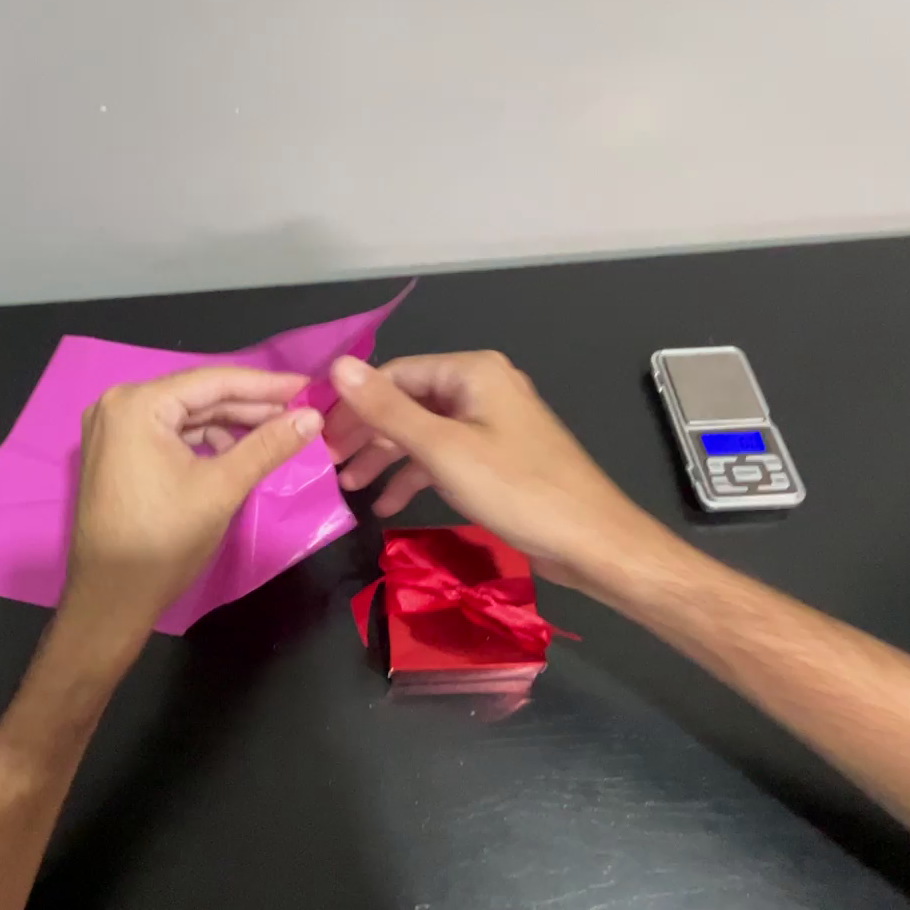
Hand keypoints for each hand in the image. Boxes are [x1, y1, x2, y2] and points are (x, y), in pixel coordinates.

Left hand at [65, 367, 323, 638]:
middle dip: (251, 406)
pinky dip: (206, 441)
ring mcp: (113, 429)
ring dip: (231, 425)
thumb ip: (269, 445)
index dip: (267, 385)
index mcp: (137, 404)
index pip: (214, 381)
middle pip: (199, 396)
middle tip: (302, 411)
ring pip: (187, 416)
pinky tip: (238, 452)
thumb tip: (313, 416)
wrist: (111, 600)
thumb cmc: (164, 540)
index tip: (309, 386)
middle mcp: (118, 404)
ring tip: (278, 432)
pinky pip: (171, 434)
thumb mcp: (223, 487)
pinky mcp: (117, 453)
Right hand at [326, 351, 694, 596]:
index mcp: (472, 372)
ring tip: (350, 487)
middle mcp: (481, 388)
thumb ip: (386, 409)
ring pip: (424, 433)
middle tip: (330, 465)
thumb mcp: (442, 449)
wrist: (590, 541)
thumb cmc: (516, 489)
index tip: (319, 435)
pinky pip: (445, 456)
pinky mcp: (496, 456)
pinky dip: (416, 476)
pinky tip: (388, 504)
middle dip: (368, 435)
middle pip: (408, 403)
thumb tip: (337, 367)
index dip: (354, 403)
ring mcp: (490, 423)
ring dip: (387, 458)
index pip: (395, 375)